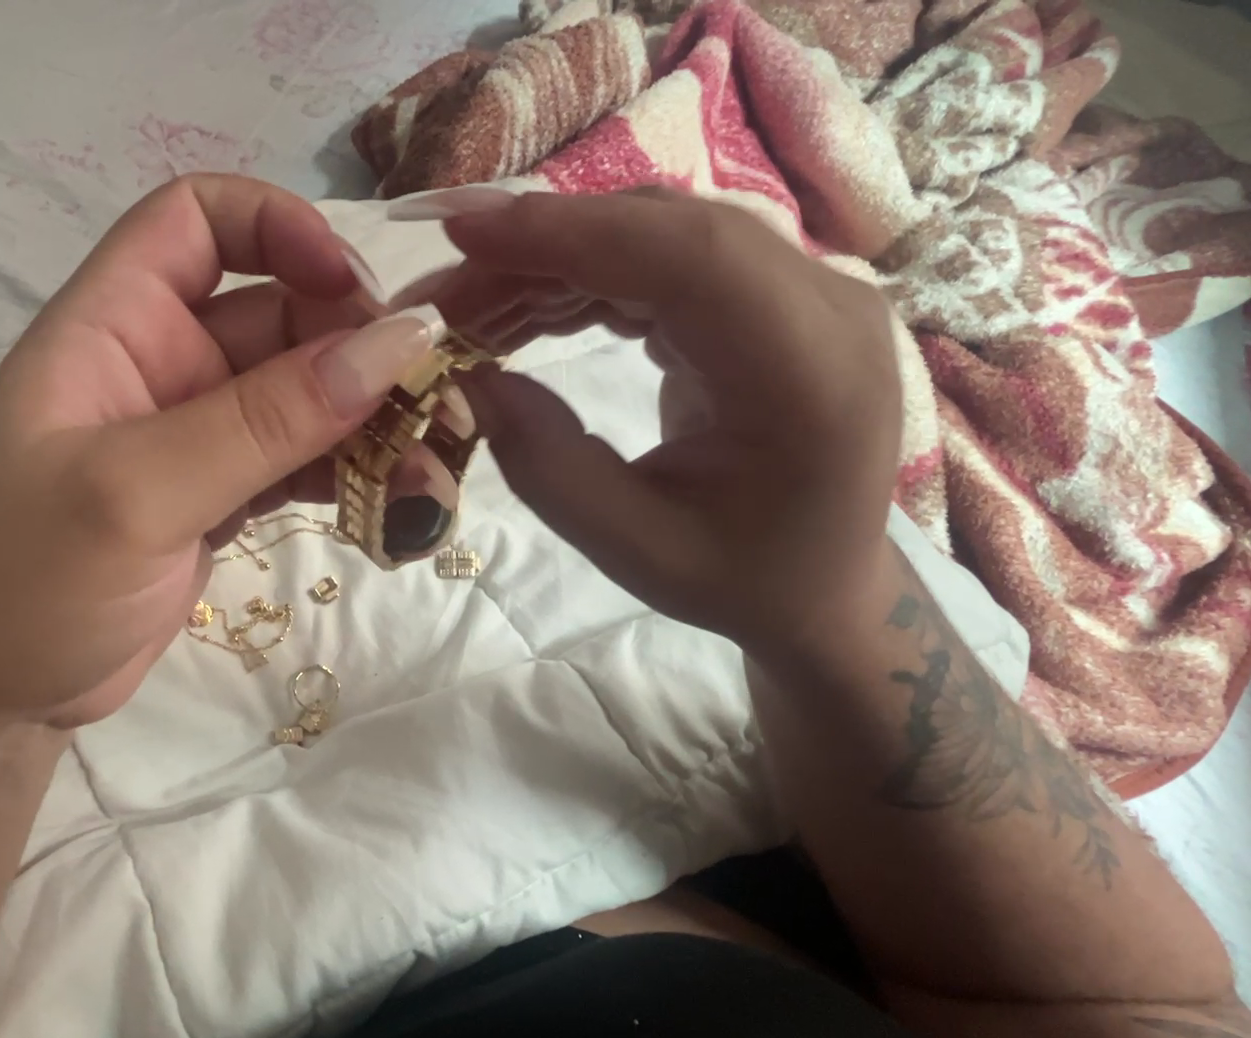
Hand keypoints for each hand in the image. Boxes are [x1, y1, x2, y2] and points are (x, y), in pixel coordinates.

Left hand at [0, 175, 439, 730]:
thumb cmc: (23, 586)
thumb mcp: (137, 493)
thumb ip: (265, 420)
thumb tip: (396, 344)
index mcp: (111, 327)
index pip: (196, 220)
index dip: (279, 226)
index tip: (353, 287)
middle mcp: (158, 366)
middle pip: (278, 315)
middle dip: (357, 351)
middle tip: (434, 404)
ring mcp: (191, 437)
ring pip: (301, 396)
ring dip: (368, 425)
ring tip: (432, 473)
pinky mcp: (217, 498)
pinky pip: (297, 462)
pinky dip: (346, 477)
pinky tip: (394, 507)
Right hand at [435, 189, 902, 655]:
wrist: (821, 584)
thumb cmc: (739, 578)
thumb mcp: (631, 547)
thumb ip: (546, 464)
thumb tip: (467, 376)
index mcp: (810, 371)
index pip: (688, 257)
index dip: (569, 232)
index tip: (460, 232)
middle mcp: (819, 304)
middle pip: (661, 232)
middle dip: (536, 250)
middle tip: (437, 298)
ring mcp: (794, 293)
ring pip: (649, 239)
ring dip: (546, 267)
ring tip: (462, 317)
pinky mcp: (757, 300)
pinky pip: (653, 265)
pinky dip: (575, 283)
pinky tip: (518, 318)